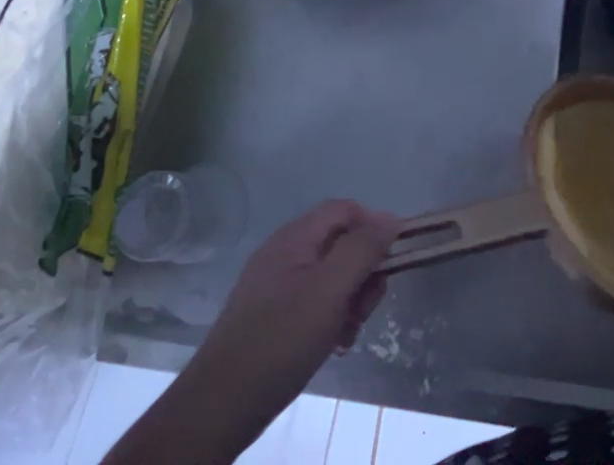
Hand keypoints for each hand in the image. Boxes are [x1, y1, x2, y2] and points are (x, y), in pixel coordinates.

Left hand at [212, 198, 401, 360]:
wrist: (222, 403)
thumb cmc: (281, 339)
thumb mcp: (330, 290)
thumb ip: (362, 249)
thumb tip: (390, 218)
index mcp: (294, 239)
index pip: (344, 210)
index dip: (373, 226)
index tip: (390, 261)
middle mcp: (284, 255)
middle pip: (341, 244)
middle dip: (363, 272)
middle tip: (365, 307)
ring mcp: (276, 286)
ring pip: (332, 277)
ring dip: (351, 300)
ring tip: (348, 333)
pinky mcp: (274, 315)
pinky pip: (315, 303)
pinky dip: (332, 318)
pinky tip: (334, 344)